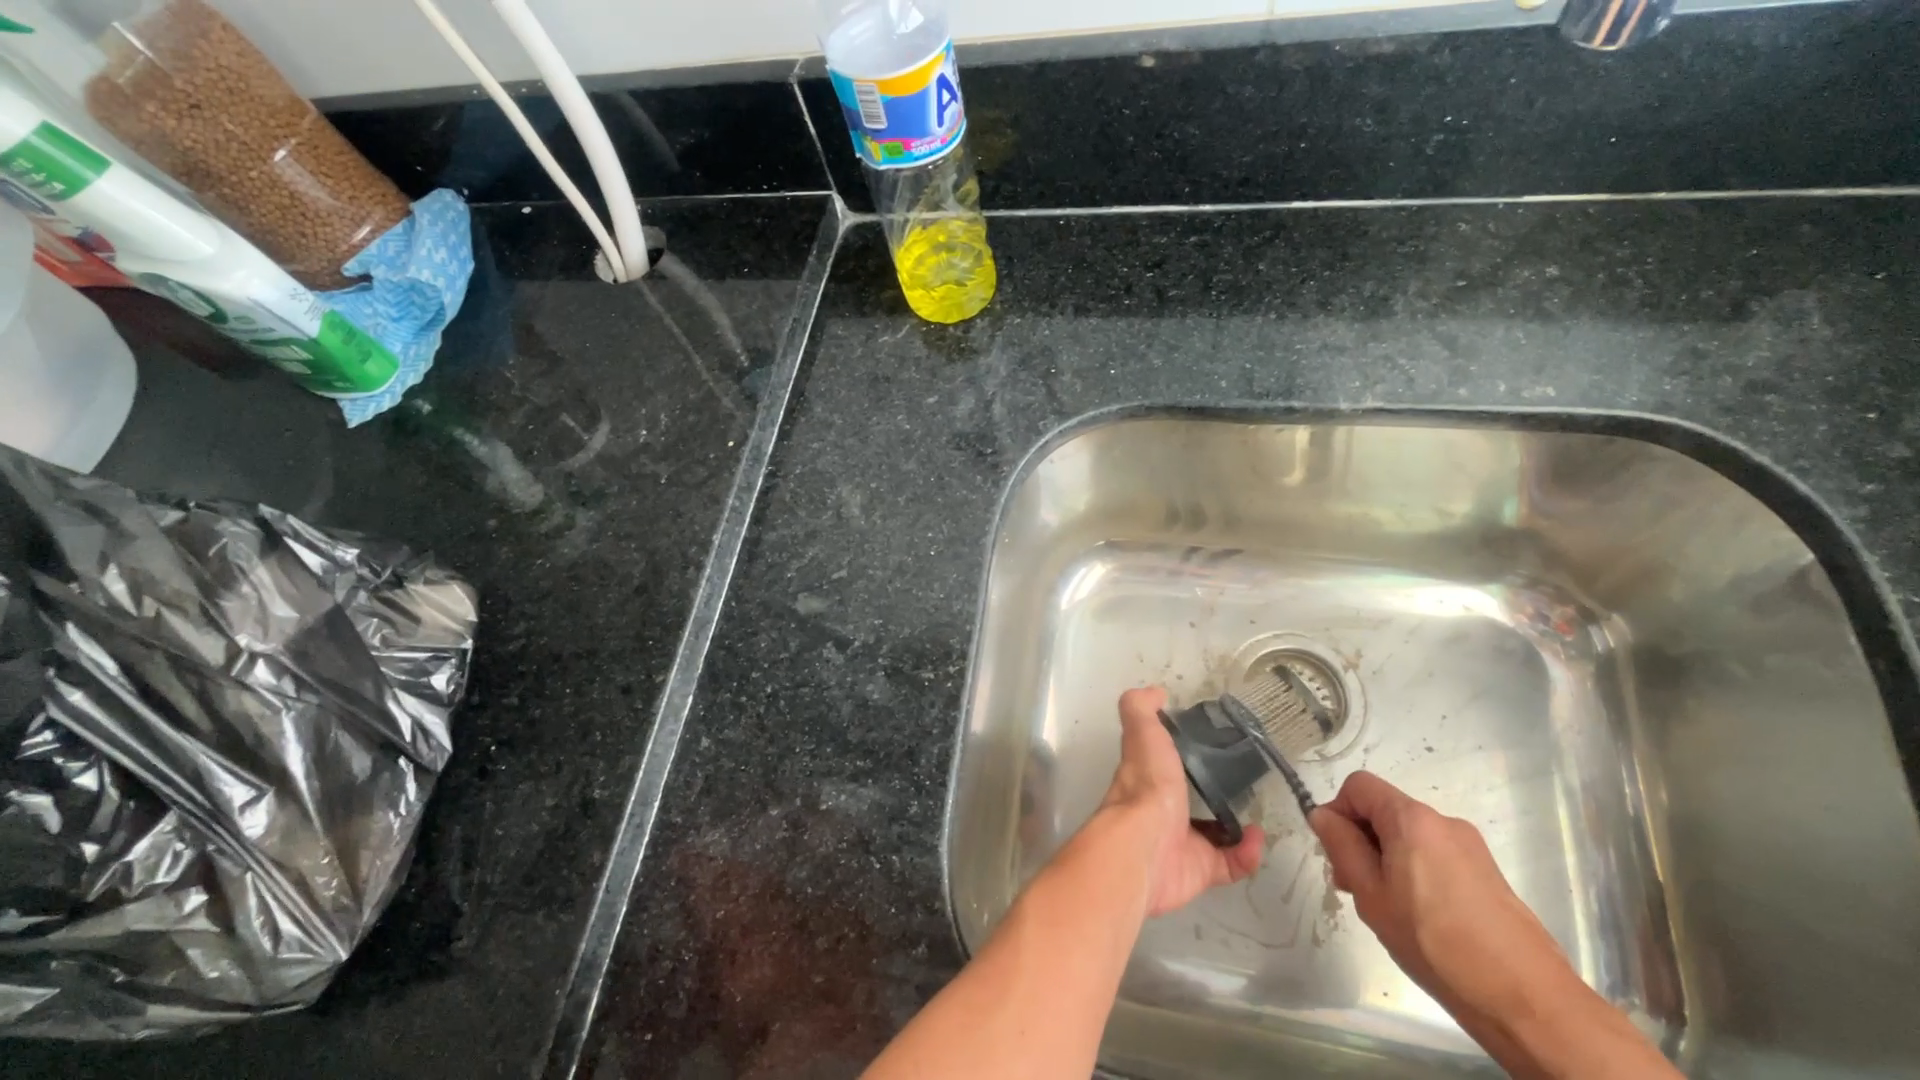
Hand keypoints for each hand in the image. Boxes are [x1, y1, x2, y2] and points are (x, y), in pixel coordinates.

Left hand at [1100, 687, 1263, 916]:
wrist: (1143, 846)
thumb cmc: (1146, 785)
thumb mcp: (1142, 733)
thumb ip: (1141, 709)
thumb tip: (1155, 692)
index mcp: (1151, 777)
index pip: (1169, 762)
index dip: (1187, 754)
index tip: (1217, 745)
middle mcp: (1164, 809)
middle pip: (1194, 800)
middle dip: (1219, 794)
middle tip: (1250, 783)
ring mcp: (1182, 842)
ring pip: (1217, 835)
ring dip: (1240, 826)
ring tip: (1259, 813)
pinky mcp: (1200, 870)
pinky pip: (1231, 864)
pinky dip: (1248, 853)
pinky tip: (1257, 839)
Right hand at [1310, 771, 1578, 1021]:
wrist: (1520, 993)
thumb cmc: (1432, 940)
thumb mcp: (1371, 894)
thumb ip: (1342, 847)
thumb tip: (1323, 815)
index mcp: (1412, 819)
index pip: (1359, 786)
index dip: (1337, 811)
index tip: (1334, 854)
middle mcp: (1443, 821)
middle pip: (1385, 810)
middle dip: (1360, 840)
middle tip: (1354, 889)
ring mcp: (1470, 846)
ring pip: (1409, 837)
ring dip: (1386, 860)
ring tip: (1388, 909)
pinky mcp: (1486, 872)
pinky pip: (1434, 856)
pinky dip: (1414, 872)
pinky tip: (1419, 917)